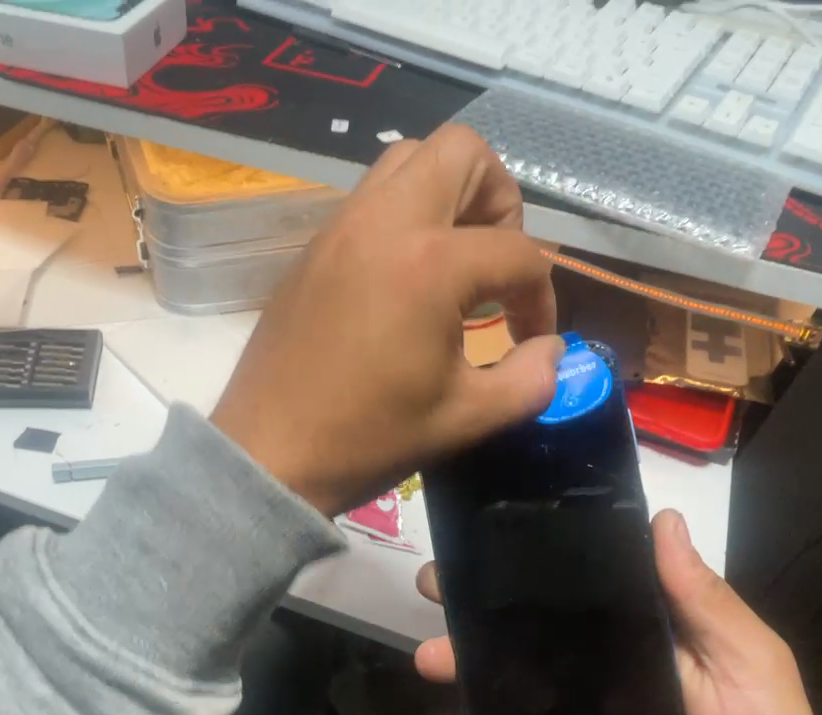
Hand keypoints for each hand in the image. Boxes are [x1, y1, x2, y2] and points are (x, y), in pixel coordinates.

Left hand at [210, 125, 562, 516]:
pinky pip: (370, 198)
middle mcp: (384, 223)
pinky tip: (404, 281)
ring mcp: (340, 228)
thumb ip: (530, 380)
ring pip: (408, 160)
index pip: (518, 252)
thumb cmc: (367, 440)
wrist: (269, 455)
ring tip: (454, 263)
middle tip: (496, 262)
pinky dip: (403, 216)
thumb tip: (552, 349)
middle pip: (463, 152)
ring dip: (448, 195)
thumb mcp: (465, 420)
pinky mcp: (313, 248)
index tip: (533, 339)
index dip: (542, 298)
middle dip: (499, 199)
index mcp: (429, 265)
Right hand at [415, 511, 821, 714]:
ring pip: (507, 681)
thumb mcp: (748, 658)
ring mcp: (575, 714)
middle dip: (475, 606)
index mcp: (636, 627)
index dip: (532, 558)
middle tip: (433, 585)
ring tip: (427, 659)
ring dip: (461, 668)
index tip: (485, 532)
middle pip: (526, 628)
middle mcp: (597, 663)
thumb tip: (664, 519)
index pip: (576, 582)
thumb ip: (704, 599)